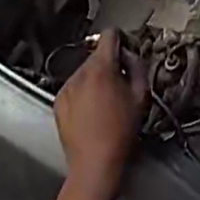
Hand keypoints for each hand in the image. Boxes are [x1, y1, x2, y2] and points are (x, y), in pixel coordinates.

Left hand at [54, 29, 148, 199]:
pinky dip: (82, 94)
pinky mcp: (58, 101)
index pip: (109, 35)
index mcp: (102, 67)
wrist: (95, 164)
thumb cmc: (121, 133)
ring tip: (105, 104)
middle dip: (109, 65)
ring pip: (85, 72)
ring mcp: (67, 86)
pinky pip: (74, 88)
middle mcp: (80, 71)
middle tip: (120, 87)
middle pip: (97, 56)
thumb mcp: (141, 96)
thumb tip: (129, 55)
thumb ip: (137, 66)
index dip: (121, 40)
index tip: (126, 52)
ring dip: (95, 80)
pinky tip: (91, 113)